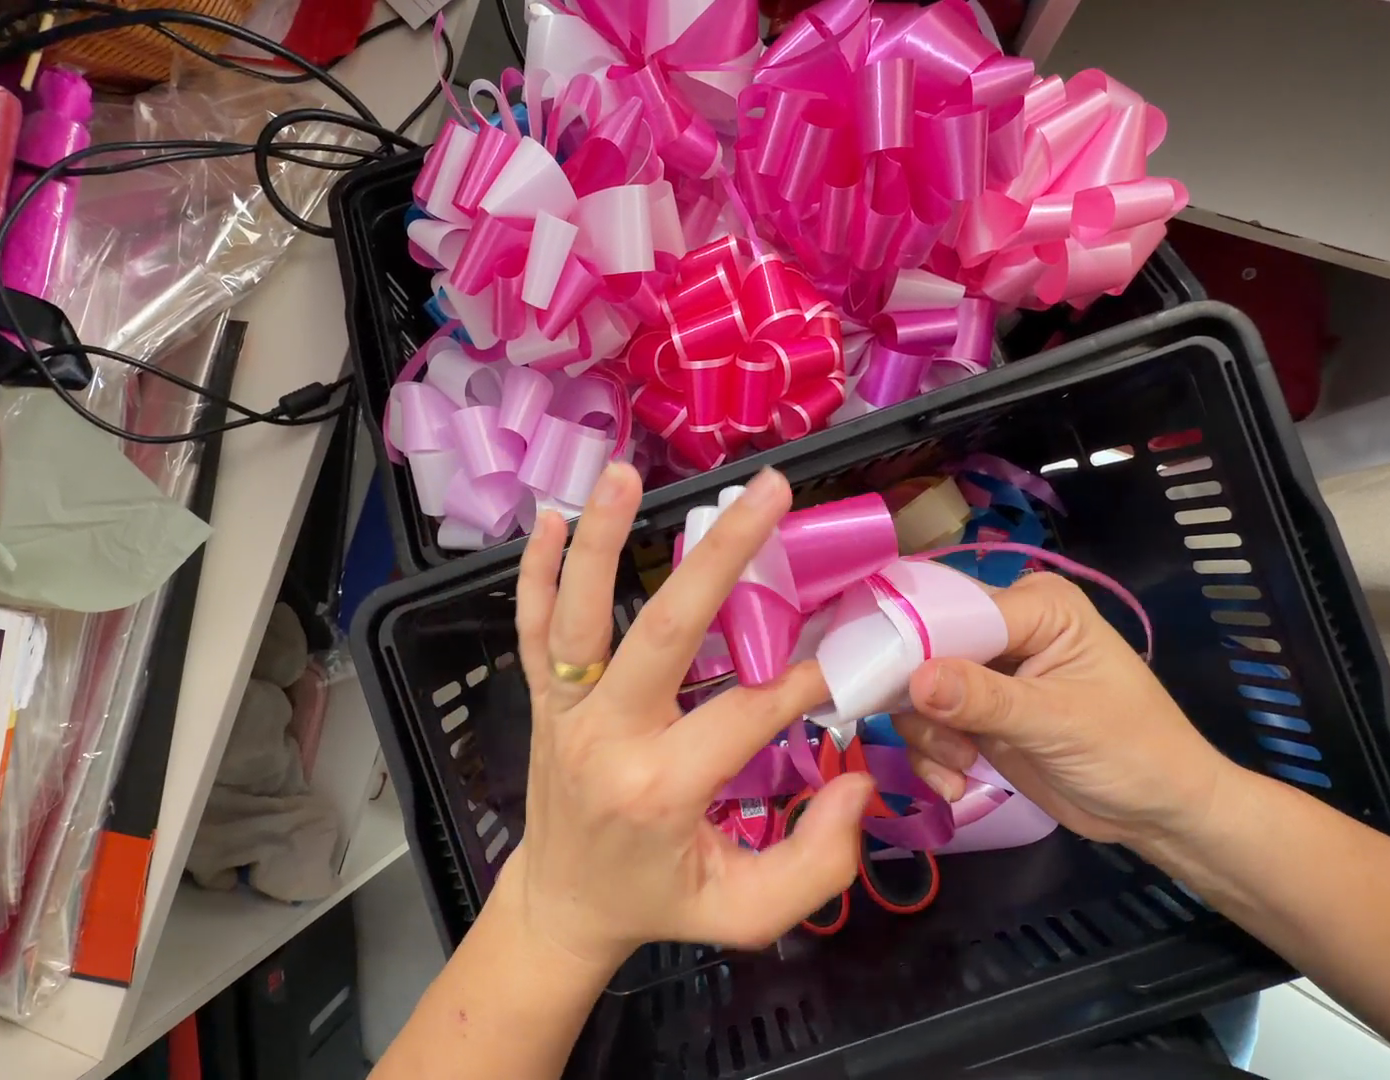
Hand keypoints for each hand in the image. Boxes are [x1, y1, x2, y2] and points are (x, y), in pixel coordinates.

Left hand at [500, 464, 874, 969]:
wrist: (562, 905)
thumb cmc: (656, 903)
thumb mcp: (744, 914)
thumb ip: (817, 865)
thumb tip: (858, 784)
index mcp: (661, 788)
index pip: (746, 711)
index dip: (800, 682)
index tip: (838, 656)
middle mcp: (607, 735)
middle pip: (666, 629)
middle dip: (724, 555)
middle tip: (772, 490)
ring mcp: (565, 708)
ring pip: (580, 612)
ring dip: (602, 537)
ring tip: (627, 473)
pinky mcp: (543, 695)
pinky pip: (531, 626)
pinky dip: (536, 570)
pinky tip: (549, 516)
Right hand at [895, 573, 1234, 850]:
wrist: (1158, 815)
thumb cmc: (1134, 753)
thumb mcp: (1059, 723)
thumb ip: (985, 699)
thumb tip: (914, 680)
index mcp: (1034, 607)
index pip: (954, 609)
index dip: (917, 644)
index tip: (894, 687)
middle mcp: (1002, 629)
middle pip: (921, 646)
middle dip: (920, 700)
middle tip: (941, 742)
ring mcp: (983, 672)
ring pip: (914, 690)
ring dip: (929, 735)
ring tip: (960, 766)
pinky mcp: (970, 711)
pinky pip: (922, 722)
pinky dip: (931, 756)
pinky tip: (956, 782)